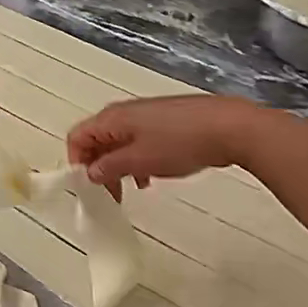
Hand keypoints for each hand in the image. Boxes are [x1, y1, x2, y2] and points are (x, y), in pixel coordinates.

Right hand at [66, 94, 276, 199]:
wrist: (230, 127)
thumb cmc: (180, 143)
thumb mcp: (139, 161)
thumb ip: (110, 167)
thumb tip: (91, 172)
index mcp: (111, 118)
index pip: (77, 137)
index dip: (77, 162)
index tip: (89, 186)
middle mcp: (123, 113)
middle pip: (97, 139)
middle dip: (98, 167)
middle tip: (109, 194)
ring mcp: (146, 115)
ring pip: (119, 142)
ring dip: (119, 166)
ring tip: (132, 187)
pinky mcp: (165, 120)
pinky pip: (139, 140)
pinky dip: (137, 159)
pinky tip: (152, 176)